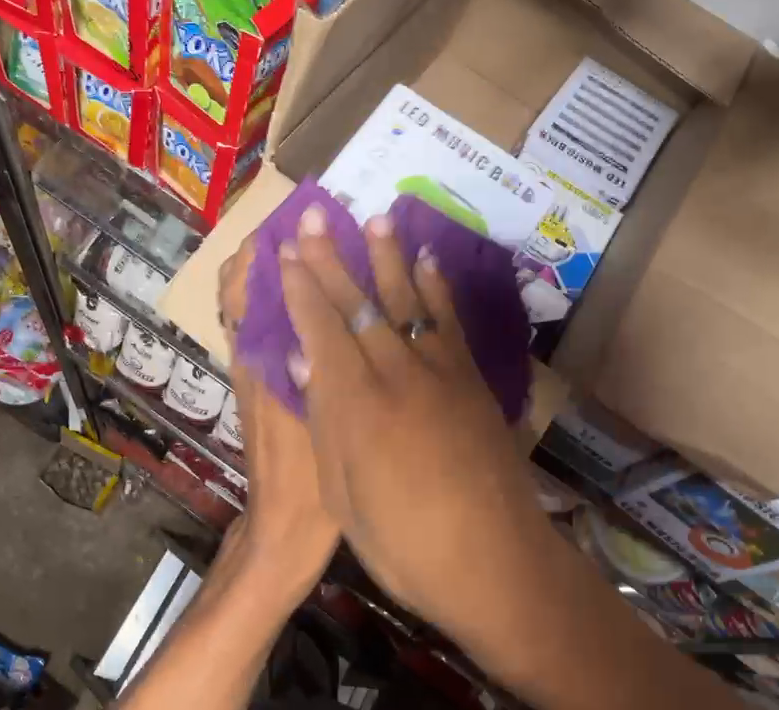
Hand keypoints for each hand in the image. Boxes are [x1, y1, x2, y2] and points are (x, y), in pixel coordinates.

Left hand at [217, 236, 337, 590]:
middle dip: (265, 253)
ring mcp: (255, 372)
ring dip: (272, 275)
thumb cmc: (305, 478)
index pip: (242, 287)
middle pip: (242, 290)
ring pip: (253, 308)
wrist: (283, 530)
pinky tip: (319, 302)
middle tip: (307, 226)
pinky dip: (281, 304)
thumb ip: (313, 360)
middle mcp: (249, 357)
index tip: (290, 218)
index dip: (259, 250)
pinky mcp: (265, 388)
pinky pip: (267, 330)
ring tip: (314, 251)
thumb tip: (311, 297)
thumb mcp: (319, 416)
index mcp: (257, 358)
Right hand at [277, 203, 553, 631]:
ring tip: (374, 217)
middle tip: (317, 215)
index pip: (320, 326)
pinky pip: (449, 321)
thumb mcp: (344, 492)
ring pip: (406, 299)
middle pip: (357, 302)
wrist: (494, 563)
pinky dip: (437, 287)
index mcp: (355, 401)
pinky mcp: (471, 379)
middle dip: (332, 257)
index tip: (284, 250)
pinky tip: (428, 261)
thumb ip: (324, 418)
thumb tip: (301, 357)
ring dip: (387, 256)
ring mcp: (438, 371)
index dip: (299, 286)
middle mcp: (395, 371)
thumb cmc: (404, 543)